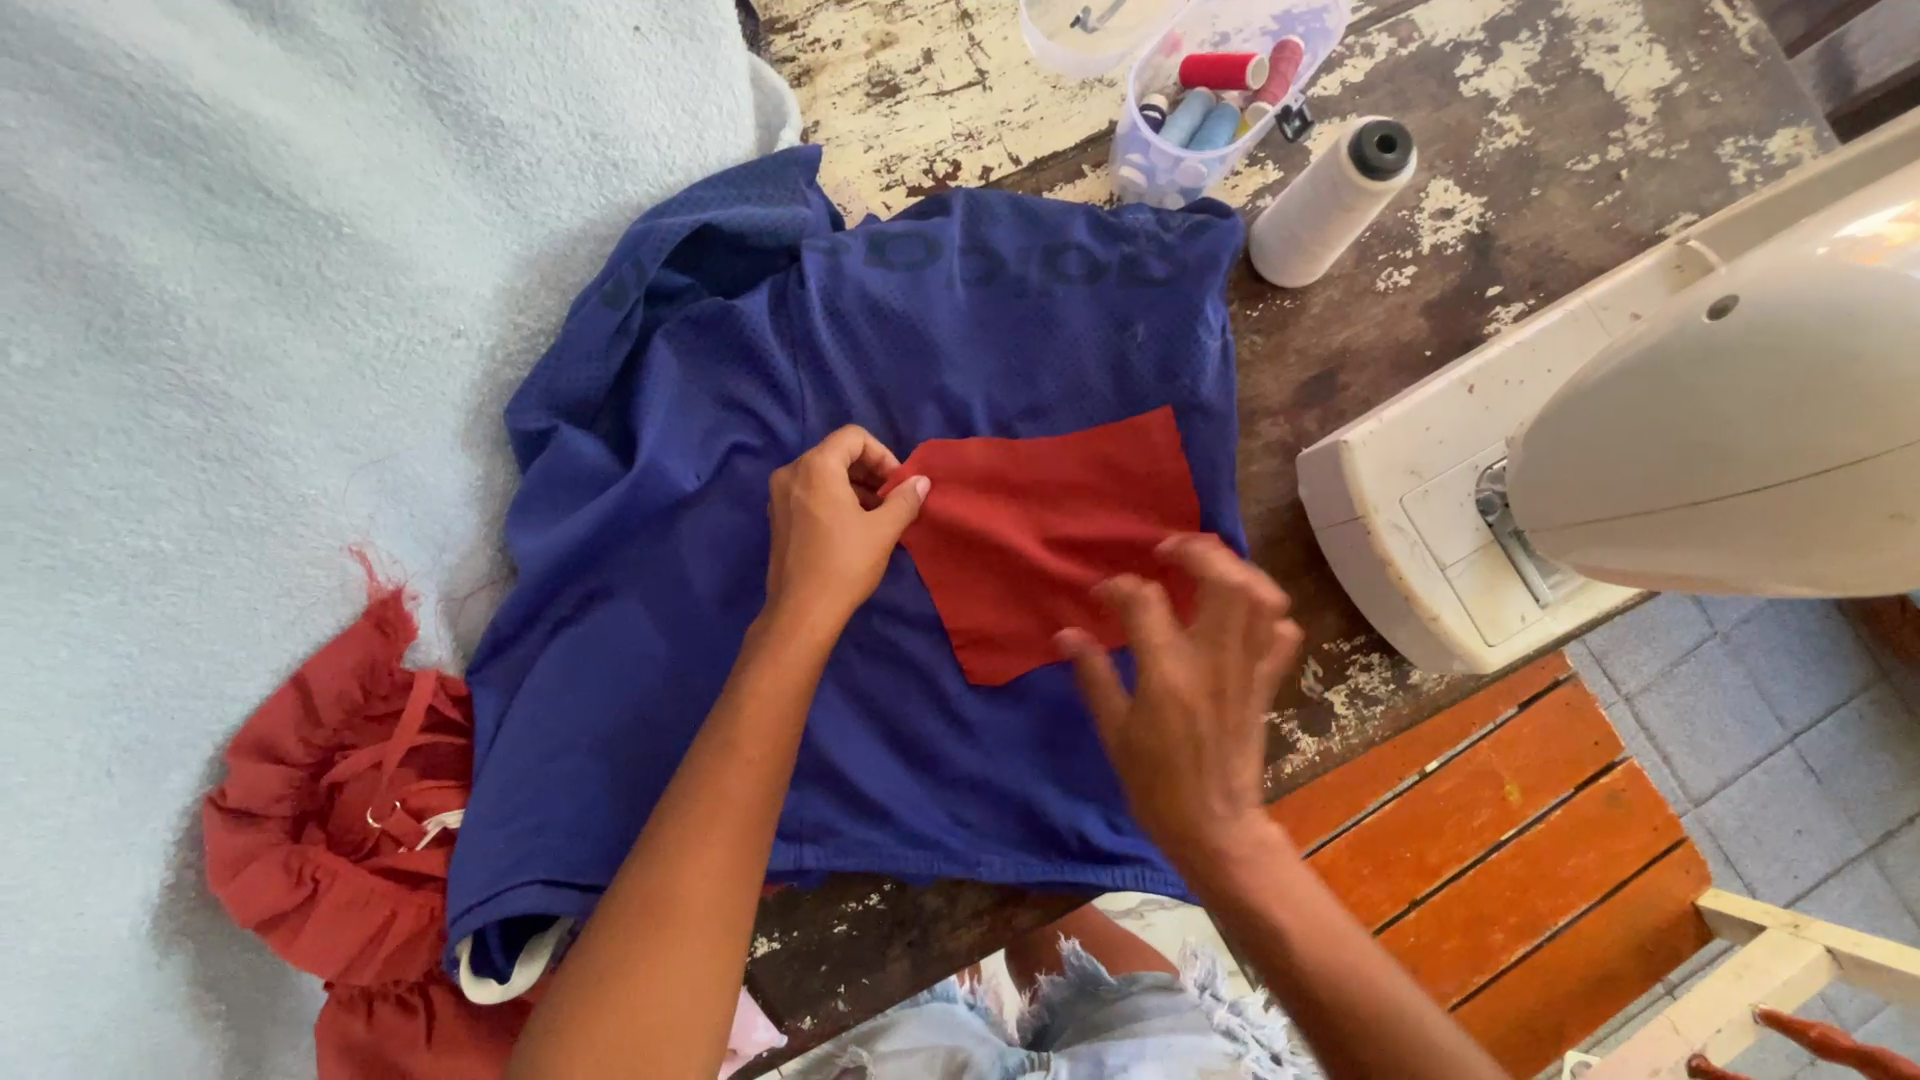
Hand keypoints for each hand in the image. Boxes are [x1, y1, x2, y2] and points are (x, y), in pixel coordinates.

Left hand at [764, 426, 928, 631]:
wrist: (802, 611)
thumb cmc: (845, 564)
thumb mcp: (883, 530)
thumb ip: (904, 499)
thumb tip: (921, 482)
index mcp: (815, 467)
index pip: (853, 437)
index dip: (882, 455)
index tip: (898, 484)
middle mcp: (791, 473)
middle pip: (837, 454)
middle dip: (870, 472)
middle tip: (892, 499)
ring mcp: (779, 496)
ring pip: (823, 475)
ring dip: (854, 487)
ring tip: (878, 516)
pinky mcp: (777, 517)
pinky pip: (810, 493)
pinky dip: (834, 499)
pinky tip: (853, 527)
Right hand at [1056, 533, 1304, 875]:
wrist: (1214, 826)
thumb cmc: (1155, 783)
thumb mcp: (1114, 730)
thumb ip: (1093, 675)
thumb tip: (1066, 634)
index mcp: (1168, 672)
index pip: (1144, 601)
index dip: (1118, 588)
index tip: (1101, 595)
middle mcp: (1214, 661)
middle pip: (1224, 580)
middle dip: (1197, 551)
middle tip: (1169, 549)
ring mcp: (1248, 670)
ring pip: (1261, 597)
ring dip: (1236, 570)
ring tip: (1208, 567)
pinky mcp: (1268, 683)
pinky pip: (1283, 634)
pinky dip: (1268, 613)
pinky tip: (1241, 614)